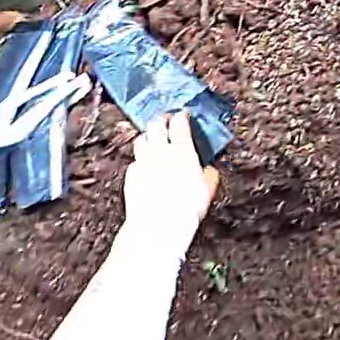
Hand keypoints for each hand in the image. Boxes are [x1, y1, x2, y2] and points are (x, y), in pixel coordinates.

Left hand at [121, 112, 218, 244]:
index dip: (182, 115)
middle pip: (156, 124)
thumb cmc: (186, 208)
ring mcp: (143, 162)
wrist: (158, 225)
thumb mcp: (208, 189)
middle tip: (166, 119)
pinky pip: (135, 161)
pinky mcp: (131, 176)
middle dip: (162, 118)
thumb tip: (208, 168)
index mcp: (182, 150)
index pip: (179, 123)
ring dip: (148, 135)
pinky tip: (145, 165)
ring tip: (153, 137)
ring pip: (141, 139)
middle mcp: (160, 151)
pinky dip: (140, 159)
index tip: (184, 114)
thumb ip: (209, 174)